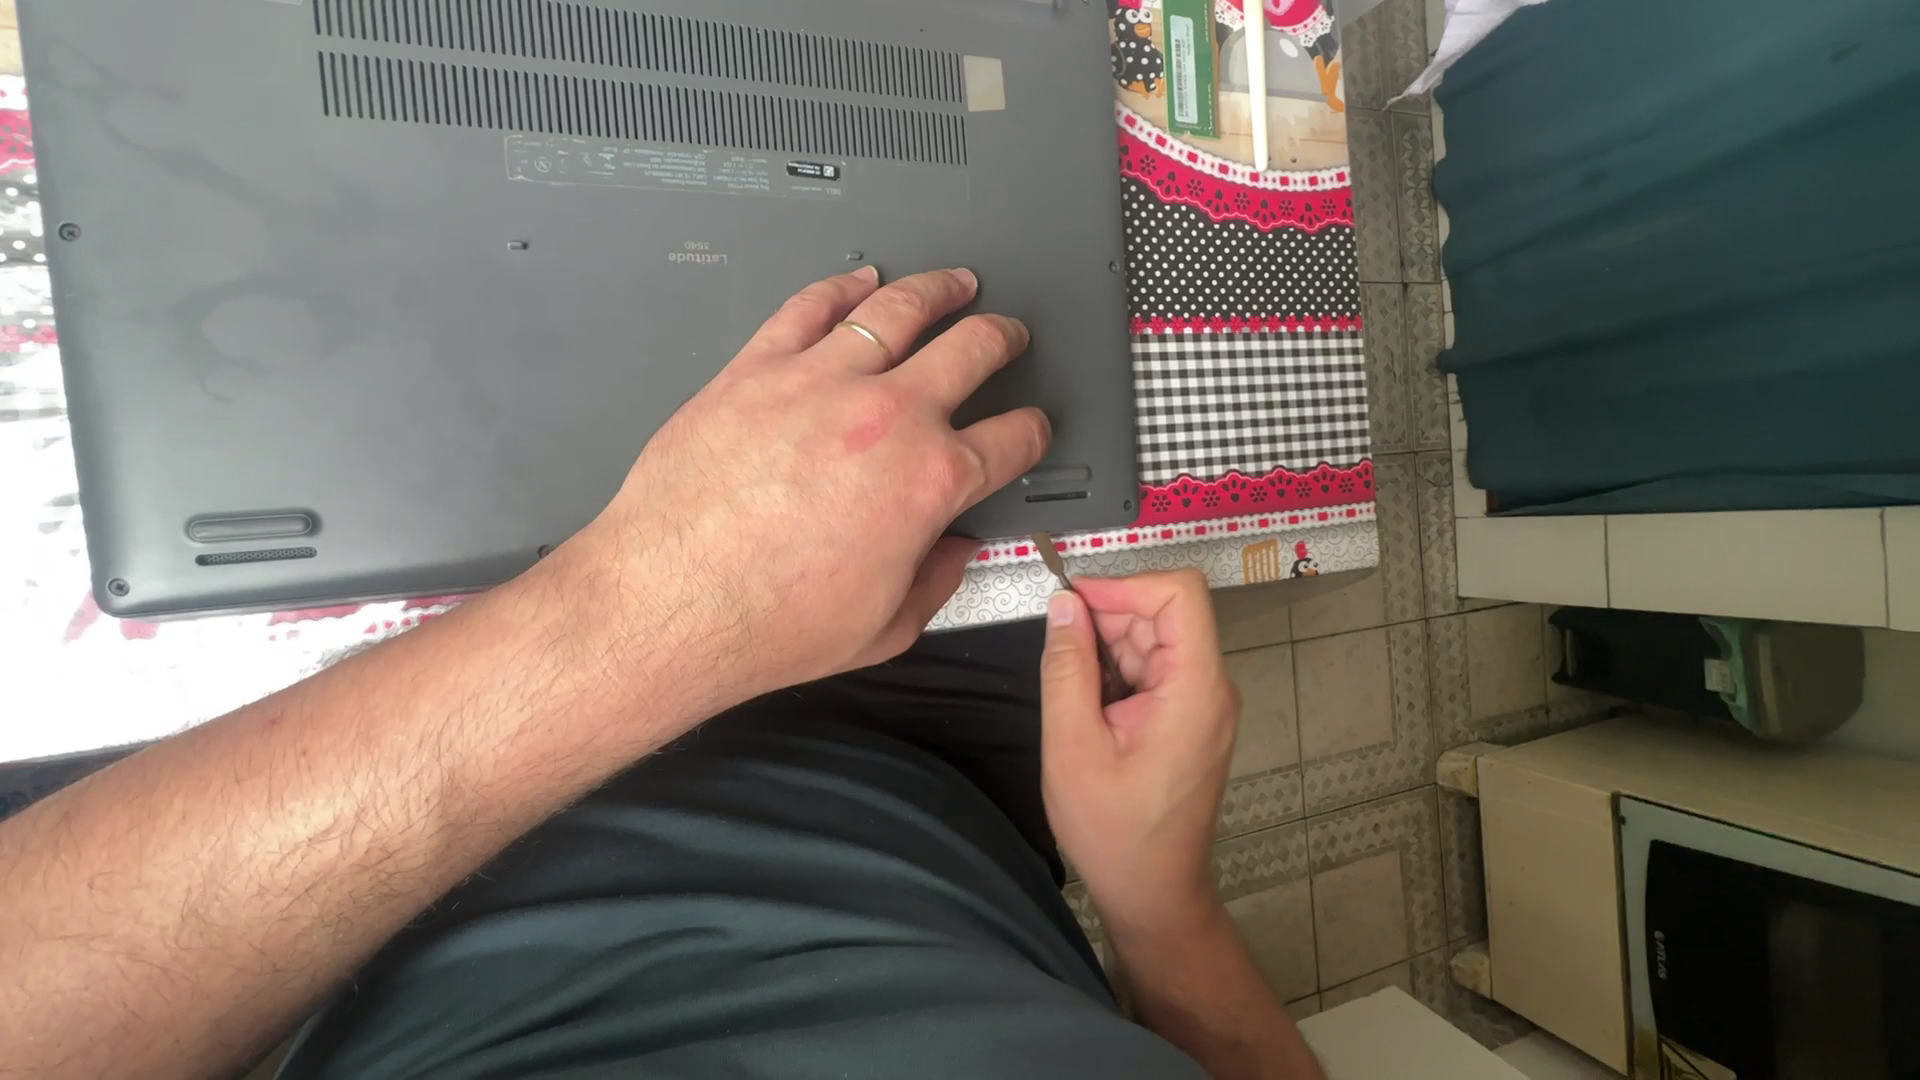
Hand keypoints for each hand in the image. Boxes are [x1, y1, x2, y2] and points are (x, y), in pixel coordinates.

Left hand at [561, 266, 1049, 713]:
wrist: (669, 605)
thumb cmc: (768, 621)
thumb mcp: (885, 625)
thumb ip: (937, 581)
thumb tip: (953, 553)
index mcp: (930, 482)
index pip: (1011, 440)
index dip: (1031, 433)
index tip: (1029, 430)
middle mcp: (886, 419)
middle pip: (971, 350)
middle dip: (1002, 338)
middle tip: (1008, 334)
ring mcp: (821, 383)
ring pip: (899, 309)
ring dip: (940, 290)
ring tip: (956, 283)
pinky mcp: (758, 369)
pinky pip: (810, 306)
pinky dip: (843, 286)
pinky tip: (860, 280)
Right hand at [1039, 571, 1238, 938]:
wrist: (1151, 891)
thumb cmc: (1113, 828)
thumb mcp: (1072, 744)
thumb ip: (1066, 666)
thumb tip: (1063, 604)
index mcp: (1195, 687)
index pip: (1179, 593)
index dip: (1124, 585)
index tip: (1074, 603)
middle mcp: (1210, 685)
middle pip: (1162, 613)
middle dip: (1106, 619)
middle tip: (1059, 656)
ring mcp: (1202, 701)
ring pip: (1152, 638)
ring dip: (1106, 648)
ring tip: (1071, 692)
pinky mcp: (1188, 714)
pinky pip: (1152, 668)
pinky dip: (1115, 671)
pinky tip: (1088, 706)